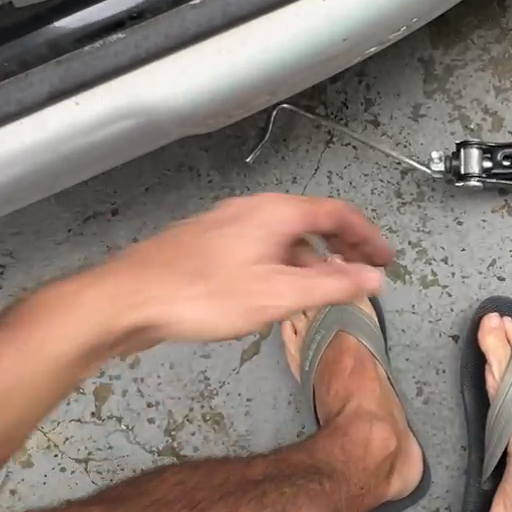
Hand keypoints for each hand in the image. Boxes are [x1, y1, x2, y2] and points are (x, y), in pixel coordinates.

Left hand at [72, 194, 392, 351]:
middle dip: (345, 246)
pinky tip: (282, 291)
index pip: (339, 214)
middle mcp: (255, 210)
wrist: (126, 300)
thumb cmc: (202, 295)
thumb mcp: (279, 295)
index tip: (386, 260)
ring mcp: (229, 225)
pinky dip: (288, 263)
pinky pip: (265, 246)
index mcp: (277, 213)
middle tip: (364, 271)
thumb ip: (332, 286)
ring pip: (288, 236)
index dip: (368, 237)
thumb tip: (373, 278)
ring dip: (316, 258)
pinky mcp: (210, 245)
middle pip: (314, 221)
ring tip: (328, 288)